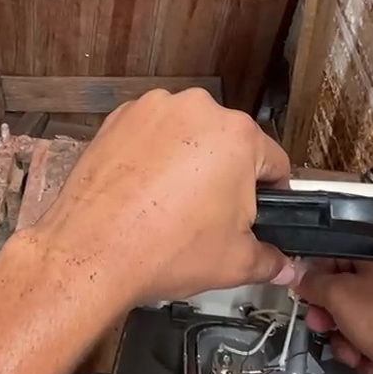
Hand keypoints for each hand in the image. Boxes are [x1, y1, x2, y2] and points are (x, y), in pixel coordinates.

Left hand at [19, 88, 297, 309]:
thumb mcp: (234, 263)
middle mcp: (197, 109)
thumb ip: (269, 259)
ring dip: (187, 162)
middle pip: (227, 144)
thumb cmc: (162, 248)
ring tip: (172, 205)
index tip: (261, 211)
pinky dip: (152, 156)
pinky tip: (145, 191)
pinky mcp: (120, 117)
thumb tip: (281, 265)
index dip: (272, 194)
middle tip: (210, 216)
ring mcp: (154, 109)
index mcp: (237, 135)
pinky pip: (150, 134)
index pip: (274, 162)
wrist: (91, 249)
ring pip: (187, 136)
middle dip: (224, 176)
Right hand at [293, 259, 372, 373]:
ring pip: (359, 318)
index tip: (303, 294)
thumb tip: (297, 274)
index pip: (339, 253)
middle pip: (348, 289)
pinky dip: (370, 354)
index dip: (317, 273)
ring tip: (354, 356)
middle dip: (331, 314)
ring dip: (348, 340)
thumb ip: (314, 282)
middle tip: (320, 327)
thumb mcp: (340, 296)